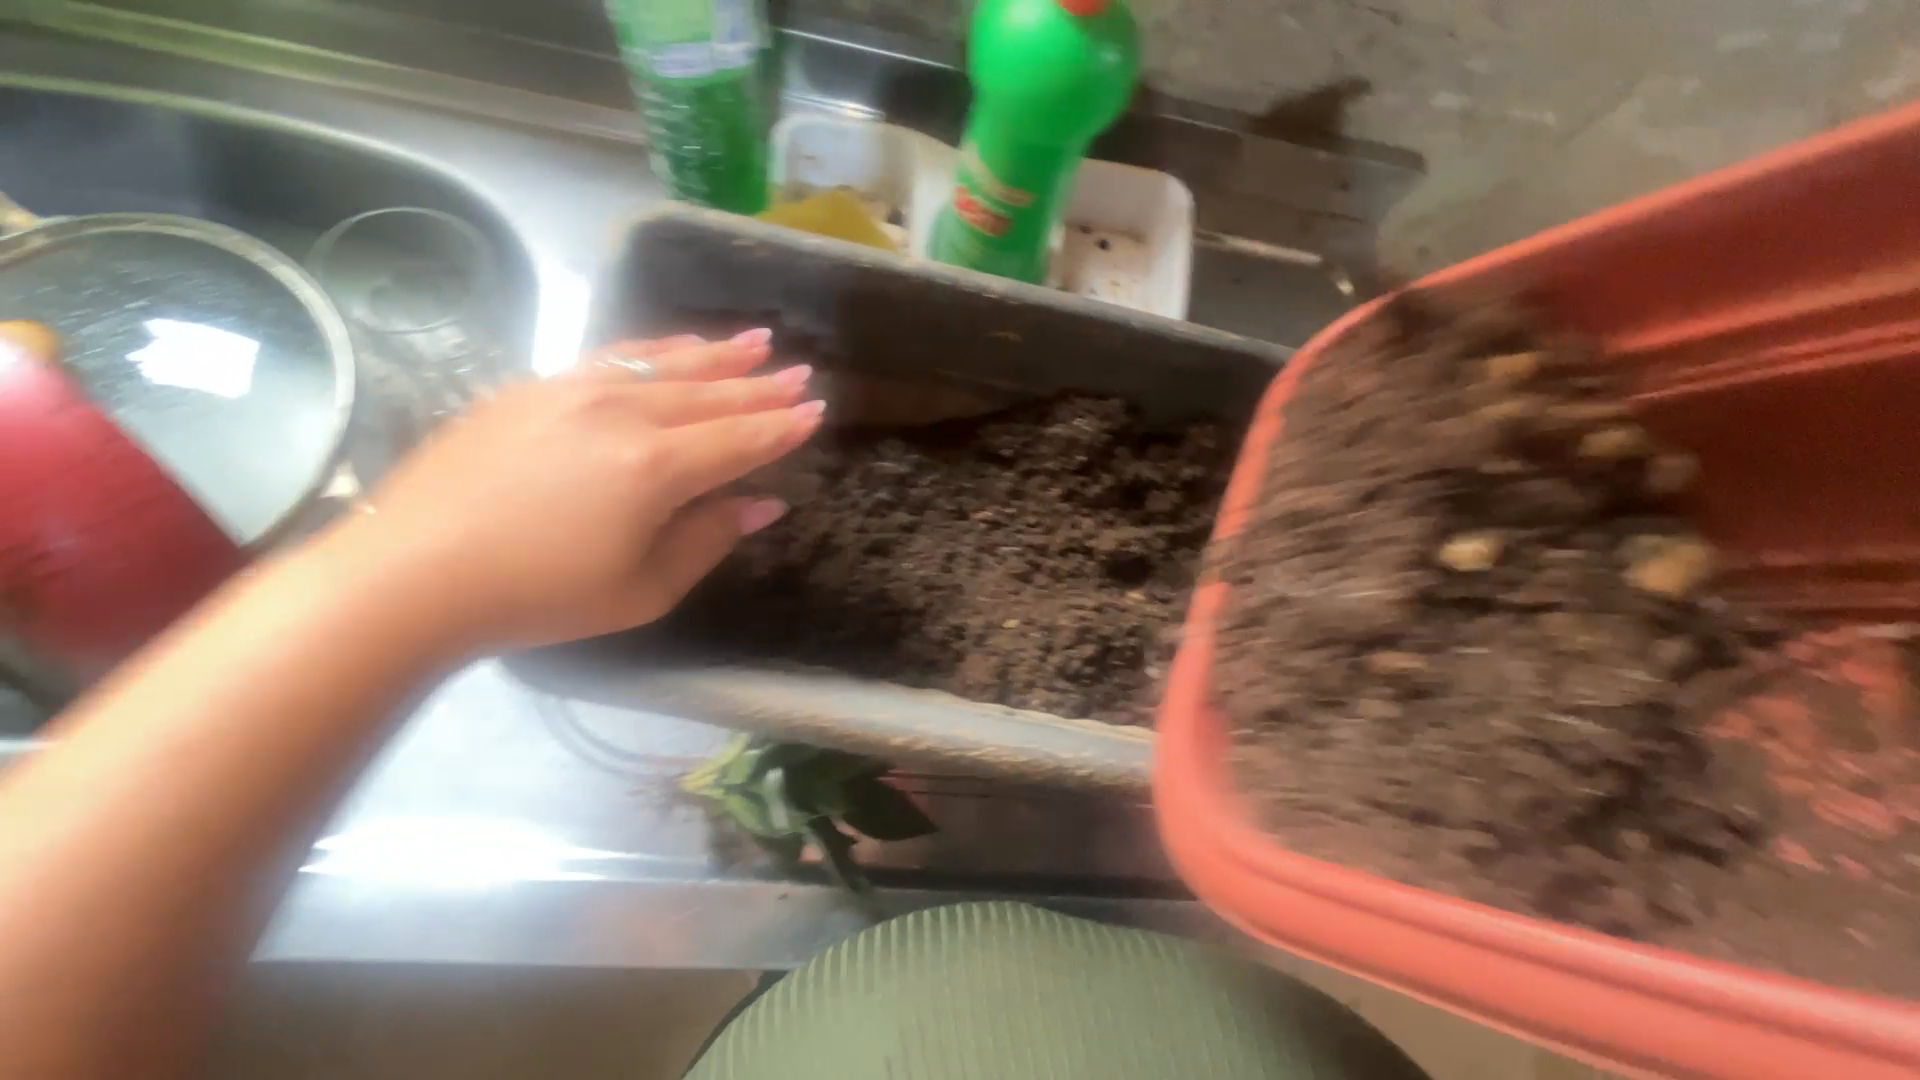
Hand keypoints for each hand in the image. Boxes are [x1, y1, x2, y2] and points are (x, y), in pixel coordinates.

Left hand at [328, 332, 819, 652]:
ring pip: (664, 365)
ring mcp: (573, 391)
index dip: (782, 428)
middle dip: (761, 386)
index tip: (816, 410)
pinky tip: (675, 348)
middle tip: (801, 372)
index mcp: (656, 467)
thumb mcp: (641, 589)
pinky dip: (655, 351)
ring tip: (756, 340)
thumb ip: (707, 538)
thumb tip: (762, 503)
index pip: (739, 440)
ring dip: (716, 354)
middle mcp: (622, 413)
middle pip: (709, 395)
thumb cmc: (538, 596)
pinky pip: (613, 358)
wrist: (412, 572)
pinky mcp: (534, 387)